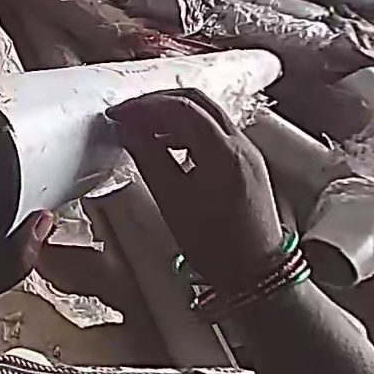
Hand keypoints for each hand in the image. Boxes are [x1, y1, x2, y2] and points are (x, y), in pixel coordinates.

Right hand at [110, 90, 282, 289]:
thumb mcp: (172, 199)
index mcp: (223, 153)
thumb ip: (148, 157)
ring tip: (140, 129)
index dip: (143, 107)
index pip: (180, 109)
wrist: (256, 272)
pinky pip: (211, 129)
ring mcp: (245, 151)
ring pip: (204, 112)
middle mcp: (240, 144)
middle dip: (156, 102)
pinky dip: (183, 127)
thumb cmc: (213, 242)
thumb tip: (126, 130)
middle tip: (126, 114)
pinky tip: (162, 144)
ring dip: (169, 113)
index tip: (116, 115)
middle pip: (195, 101)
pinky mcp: (244, 160)